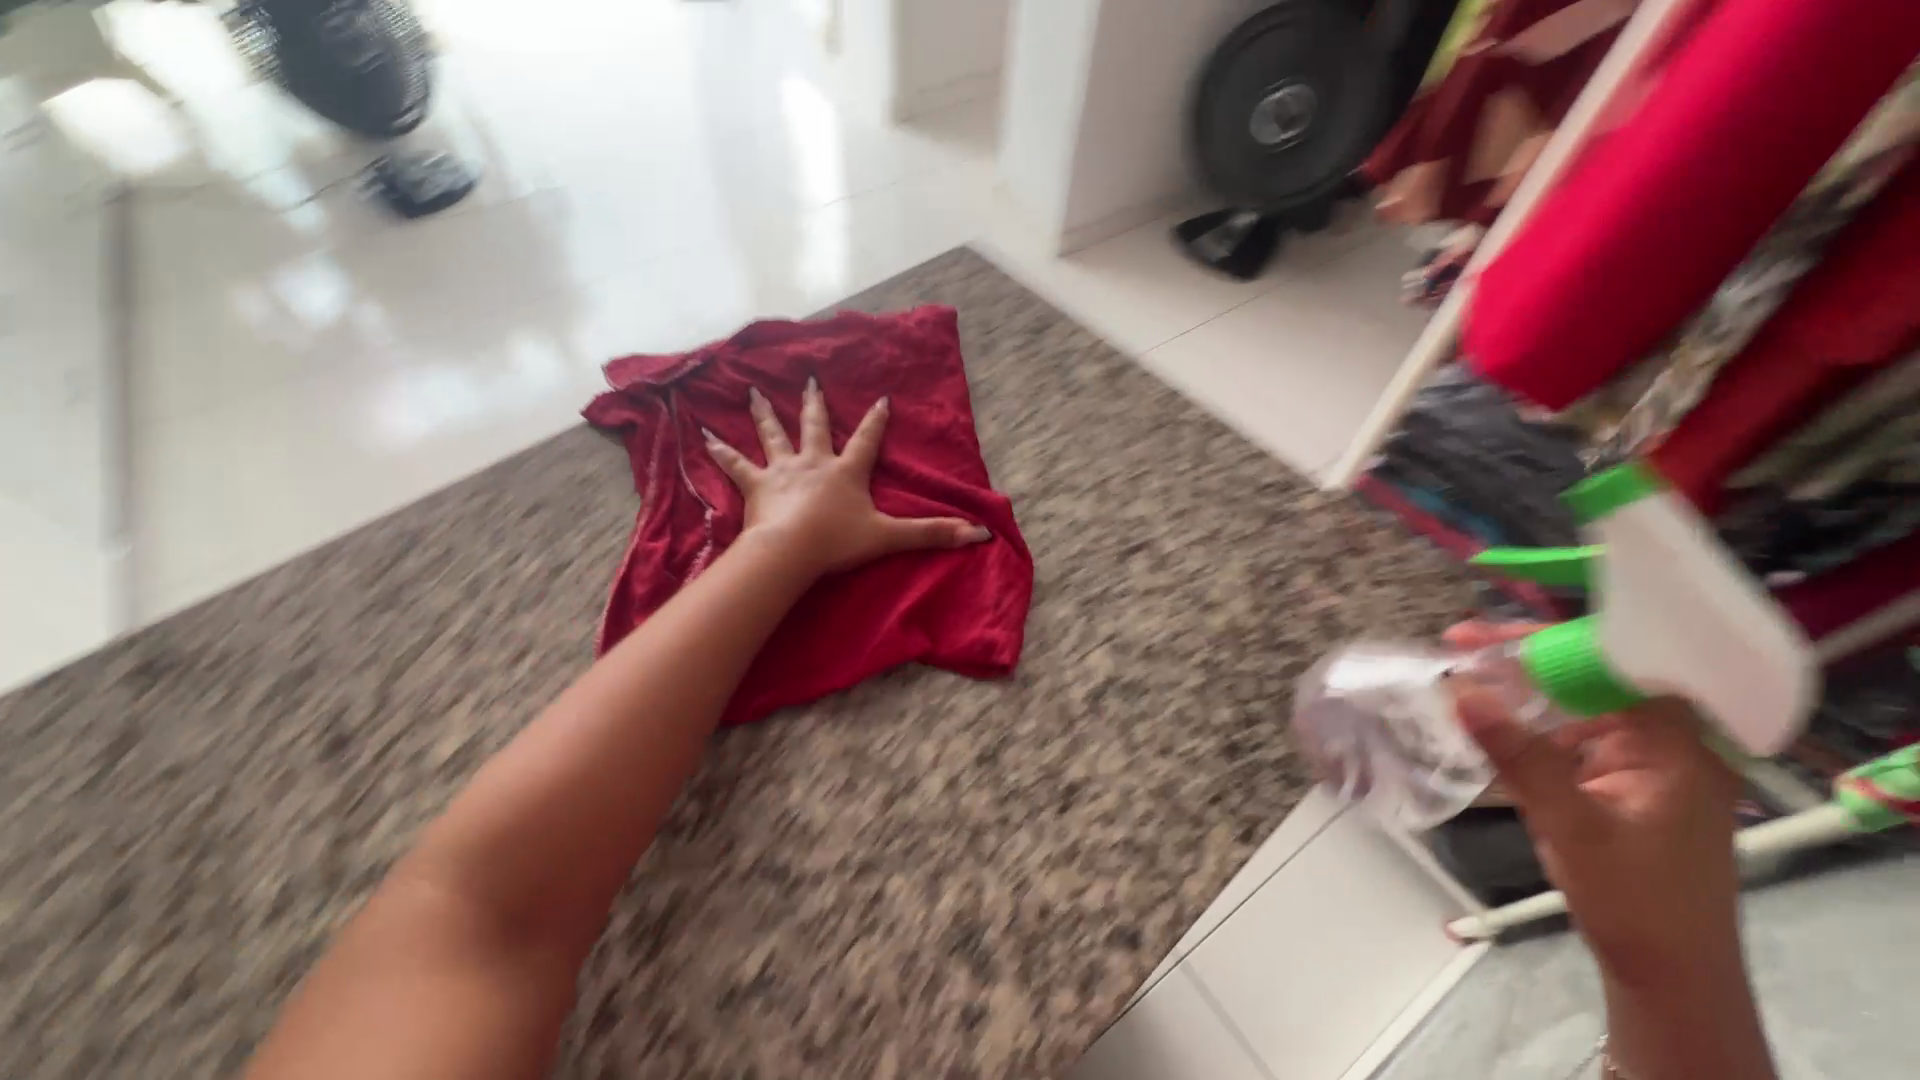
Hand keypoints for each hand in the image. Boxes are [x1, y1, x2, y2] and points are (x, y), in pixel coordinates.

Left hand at [703, 380, 989, 576]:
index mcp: (846, 471)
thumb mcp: (890, 537)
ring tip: (751, 391)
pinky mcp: (754, 485)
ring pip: (772, 435)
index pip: (867, 440)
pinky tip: (702, 434)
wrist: (791, 550)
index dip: (877, 420)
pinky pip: (734, 464)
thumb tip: (979, 534)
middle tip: (807, 379)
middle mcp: (813, 462)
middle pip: (814, 426)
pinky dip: (719, 449)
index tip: (882, 398)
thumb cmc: (838, 542)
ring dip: (763, 413)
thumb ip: (932, 534)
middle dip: (813, 403)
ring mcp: (781, 470)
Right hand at [1446, 621, 1744, 984]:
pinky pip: (1581, 733)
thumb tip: (1461, 692)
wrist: (1670, 976)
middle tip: (1460, 646)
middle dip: (1527, 658)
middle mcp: (1675, 742)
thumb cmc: (1636, 902)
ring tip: (1469, 673)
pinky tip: (1499, 720)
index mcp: (1681, 744)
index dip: (1543, 641)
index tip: (1476, 637)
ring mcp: (1653, 762)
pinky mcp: (1632, 782)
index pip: (1612, 663)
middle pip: (1596, 675)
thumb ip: (1519, 755)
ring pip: (1584, 703)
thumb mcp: (1572, 826)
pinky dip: (1538, 722)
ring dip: (1528, 688)